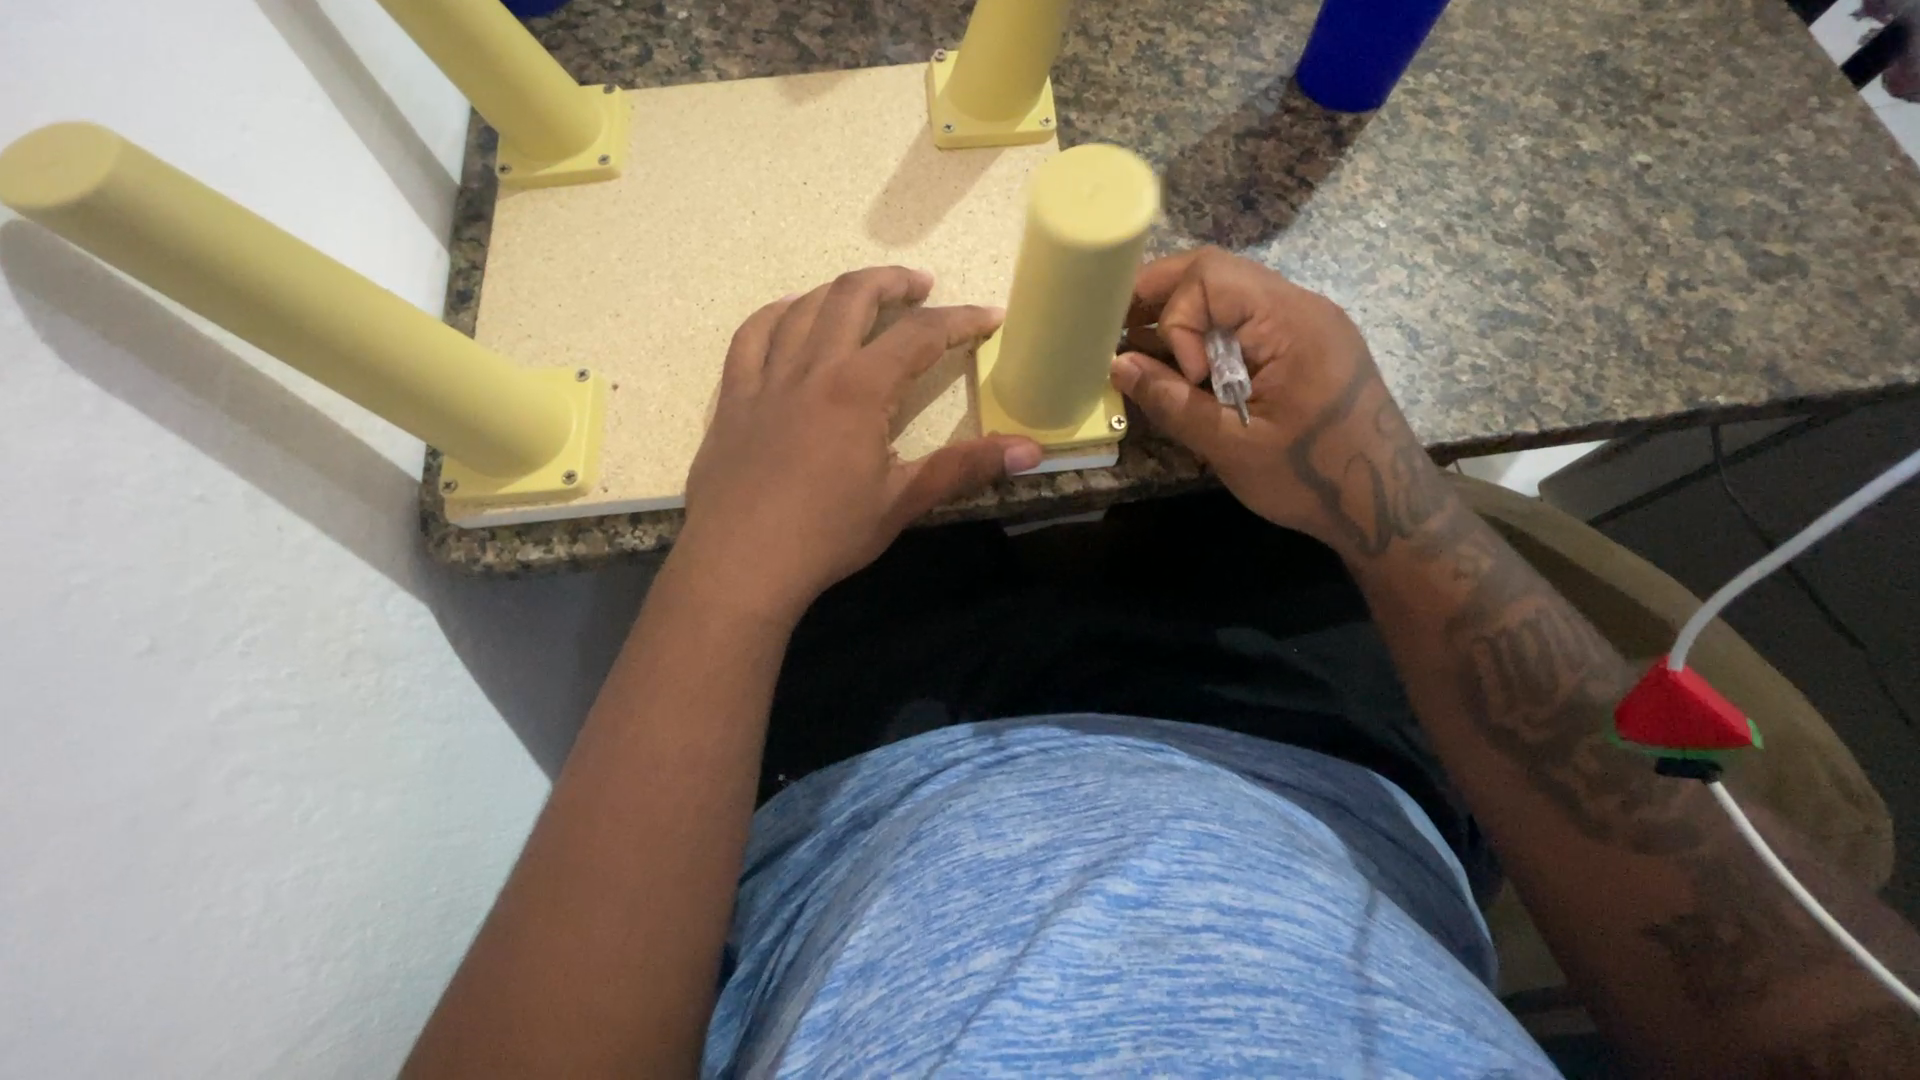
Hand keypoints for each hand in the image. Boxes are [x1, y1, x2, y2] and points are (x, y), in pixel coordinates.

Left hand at [676, 266, 1042, 621]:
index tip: (990, 316)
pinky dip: (777, 313)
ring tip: (864, 296)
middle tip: (921, 286)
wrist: (740, 564)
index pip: (920, 334)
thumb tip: (1031, 452)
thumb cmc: (826, 536)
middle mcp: (813, 367)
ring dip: (839, 290)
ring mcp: (767, 377)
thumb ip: (964, 467)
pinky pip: (751, 334)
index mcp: (860, 389)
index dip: (961, 319)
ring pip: (803, 307)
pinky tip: (791, 313)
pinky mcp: (734, 396)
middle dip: (894, 282)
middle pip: (854, 296)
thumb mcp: (902, 502)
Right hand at [1110, 247, 1449, 560]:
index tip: (1185, 375)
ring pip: (1230, 295)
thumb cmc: (1310, 479)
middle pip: (1217, 273)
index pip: (1210, 275)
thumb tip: (1118, 366)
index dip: (1176, 316)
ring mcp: (1306, 323)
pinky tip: (1190, 373)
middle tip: (1123, 337)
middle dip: (1162, 301)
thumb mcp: (1232, 447)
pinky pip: (1247, 321)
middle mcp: (1301, 306)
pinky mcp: (1305, 346)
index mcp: (1291, 322)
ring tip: (1148, 358)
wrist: (1384, 504)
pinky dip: (1209, 338)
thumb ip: (1172, 403)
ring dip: (1183, 321)